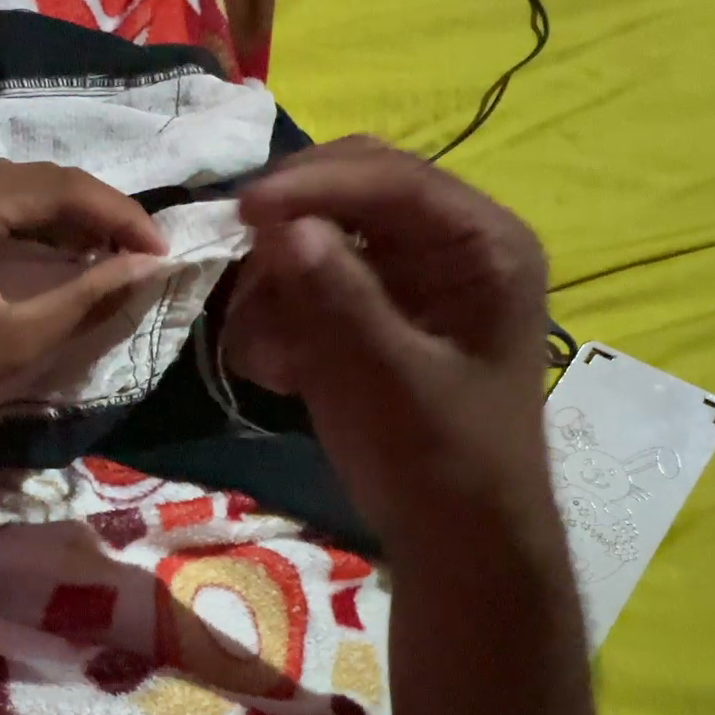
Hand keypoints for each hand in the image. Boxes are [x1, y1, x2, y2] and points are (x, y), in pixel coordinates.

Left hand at [0, 159, 167, 449]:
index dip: (120, 215)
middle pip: (38, 179)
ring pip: (13, 190)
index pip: (62, 188)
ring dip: (62, 216)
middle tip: (138, 250)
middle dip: (95, 212)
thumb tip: (146, 267)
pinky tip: (54, 251)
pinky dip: (27, 226)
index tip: (160, 250)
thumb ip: (83, 298)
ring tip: (107, 252)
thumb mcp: (14, 342)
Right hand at [226, 137, 555, 552]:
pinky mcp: (367, 318)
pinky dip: (278, 322)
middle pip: (352, 193)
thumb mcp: (387, 379)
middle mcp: (444, 249)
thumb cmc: (439, 458)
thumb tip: (281, 227)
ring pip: (318, 243)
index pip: (392, 180)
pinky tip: (278, 372)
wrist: (451, 534)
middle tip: (233, 265)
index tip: (240, 211)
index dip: (313, 184)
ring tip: (264, 350)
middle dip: (288, 227)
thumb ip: (338, 298)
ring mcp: (403, 283)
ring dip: (275, 287)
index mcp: (481, 247)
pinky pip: (305, 293)